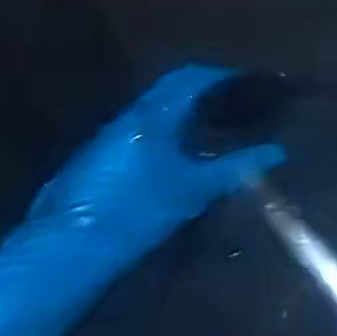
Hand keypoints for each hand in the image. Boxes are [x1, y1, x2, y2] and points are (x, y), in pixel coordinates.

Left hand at [6, 64, 284, 274]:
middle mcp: (124, 121)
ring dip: (179, 114)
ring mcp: (100, 144)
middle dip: (202, 91)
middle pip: (168, 91)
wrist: (58, 261)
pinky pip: (132, 136)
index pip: (191, 77)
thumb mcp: (195, 190)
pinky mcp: (86, 168)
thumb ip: (238, 166)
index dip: (222, 74)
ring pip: (149, 114)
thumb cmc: (136, 214)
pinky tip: (170, 159)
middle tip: (233, 102)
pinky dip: (159, 134)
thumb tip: (278, 151)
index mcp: (152, 117)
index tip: (248, 80)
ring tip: (207, 130)